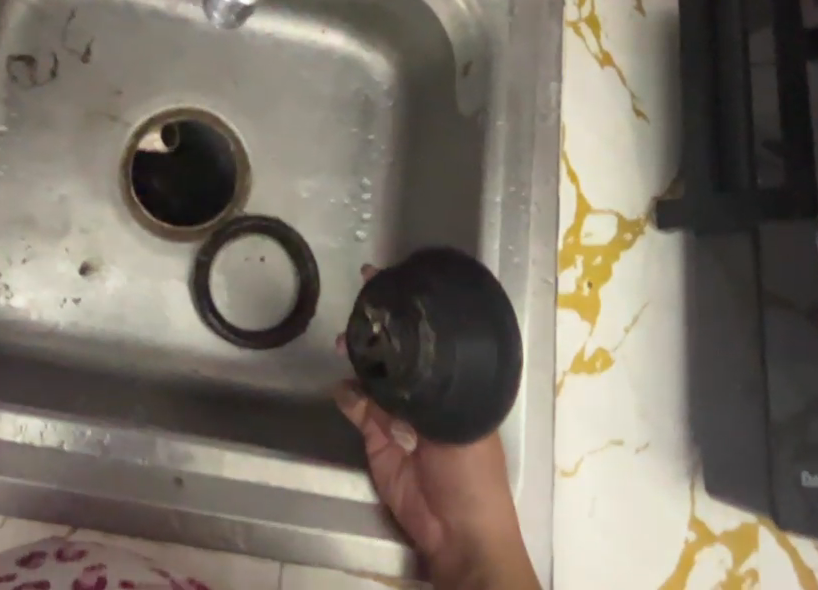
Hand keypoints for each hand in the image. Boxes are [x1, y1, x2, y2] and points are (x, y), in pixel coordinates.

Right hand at [335, 271, 536, 589]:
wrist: (456, 532)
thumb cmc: (474, 477)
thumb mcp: (464, 427)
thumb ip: (432, 396)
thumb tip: (406, 367)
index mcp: (452, 387)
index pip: (430, 343)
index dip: (412, 316)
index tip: (394, 285)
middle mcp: (424, 394)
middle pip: (398, 354)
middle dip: (380, 329)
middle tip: (361, 305)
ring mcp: (397, 413)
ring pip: (373, 375)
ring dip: (358, 357)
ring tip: (343, 343)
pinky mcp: (374, 435)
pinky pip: (356, 406)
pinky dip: (348, 395)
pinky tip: (344, 389)